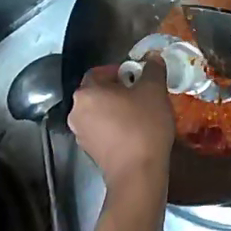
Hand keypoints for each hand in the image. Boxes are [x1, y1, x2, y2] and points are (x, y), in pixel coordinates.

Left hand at [69, 55, 173, 200]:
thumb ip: (153, 69)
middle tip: (144, 94)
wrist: (138, 173)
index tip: (140, 77)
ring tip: (142, 114)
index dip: (121, 70)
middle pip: (98, 93)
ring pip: (100, 113)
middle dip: (120, 91)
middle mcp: (76, 112)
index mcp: (86, 93)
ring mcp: (81, 135)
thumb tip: (153, 57)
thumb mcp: (154, 90)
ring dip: (118, 110)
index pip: (99, 71)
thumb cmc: (143, 125)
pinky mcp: (91, 152)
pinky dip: (116, 128)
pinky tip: (137, 133)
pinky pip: (103, 131)